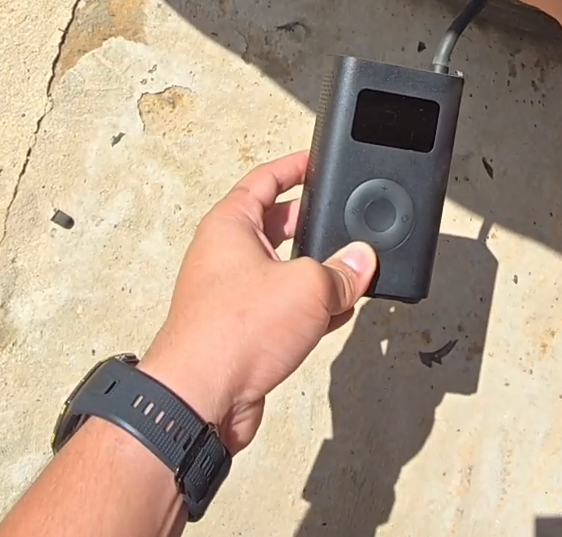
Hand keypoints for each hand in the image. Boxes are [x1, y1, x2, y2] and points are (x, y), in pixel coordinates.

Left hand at [140, 152, 375, 452]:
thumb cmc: (232, 331)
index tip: (316, 160)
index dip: (294, 167)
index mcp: (230, 224)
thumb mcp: (306, 287)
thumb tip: (361, 262)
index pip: (264, 179)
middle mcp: (226, 254)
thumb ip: (341, 270)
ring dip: (315, 271)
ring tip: (349, 270)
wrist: (200, 401)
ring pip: (282, 268)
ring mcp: (232, 293)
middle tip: (342, 218)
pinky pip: (282, 307)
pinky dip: (309, 308)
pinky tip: (337, 313)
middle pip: (276, 224)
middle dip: (312, 223)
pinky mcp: (242, 330)